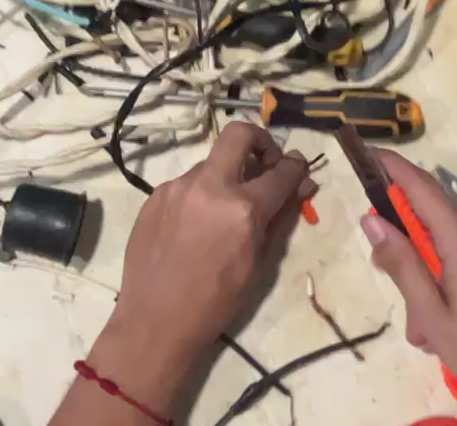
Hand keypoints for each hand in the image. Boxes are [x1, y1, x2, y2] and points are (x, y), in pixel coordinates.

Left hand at [53, 123, 310, 424]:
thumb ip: (281, 217)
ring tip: (224, 210)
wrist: (156, 321)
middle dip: (260, 141)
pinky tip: (196, 224)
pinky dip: (200, 194)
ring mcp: (177, 187)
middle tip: (265, 164)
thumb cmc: (216, 302)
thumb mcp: (259, 263)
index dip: (296, 166)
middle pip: (239, 134)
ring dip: (226, 176)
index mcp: (242, 210)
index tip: (299, 166)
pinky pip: (187, 183)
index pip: (280, 172)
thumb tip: (302, 184)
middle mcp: (209, 187)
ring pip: (211, 162)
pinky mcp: (155, 194)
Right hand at [364, 151, 456, 425]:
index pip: (422, 187)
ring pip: (456, 237)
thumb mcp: (437, 322)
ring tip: (430, 324)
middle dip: (409, 243)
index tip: (367, 156)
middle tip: (399, 293)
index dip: (393, 167)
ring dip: (433, 265)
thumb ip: (403, 267)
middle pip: (435, 215)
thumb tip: (371, 221)